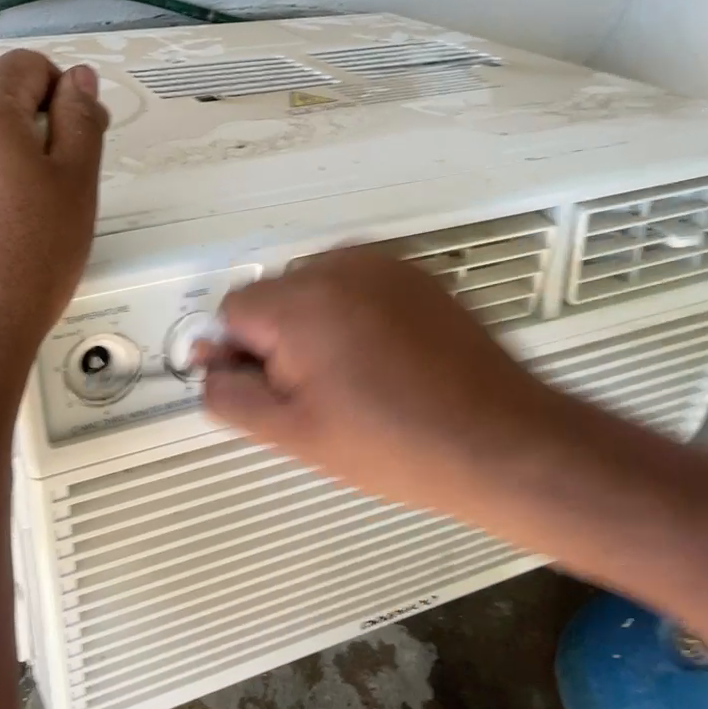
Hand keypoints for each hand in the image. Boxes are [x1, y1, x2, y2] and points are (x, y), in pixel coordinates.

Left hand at [0, 50, 108, 378]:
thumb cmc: (31, 254)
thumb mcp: (75, 181)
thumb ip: (80, 118)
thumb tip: (77, 77)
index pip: (26, 65)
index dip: (64, 90)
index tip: (82, 139)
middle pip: (0, 98)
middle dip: (41, 123)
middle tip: (68, 181)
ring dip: (18, 157)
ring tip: (40, 213)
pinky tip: (6, 233)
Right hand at [199, 248, 575, 505]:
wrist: (501, 442)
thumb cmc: (394, 444)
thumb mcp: (292, 434)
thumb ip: (230, 394)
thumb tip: (206, 365)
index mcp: (300, 302)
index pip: (231, 313)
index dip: (244, 358)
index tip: (278, 394)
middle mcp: (339, 266)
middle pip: (272, 296)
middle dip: (280, 340)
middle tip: (320, 394)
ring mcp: (383, 265)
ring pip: (313, 289)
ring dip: (316, 325)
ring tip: (357, 379)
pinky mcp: (416, 274)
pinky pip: (357, 286)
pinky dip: (354, 315)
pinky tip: (384, 360)